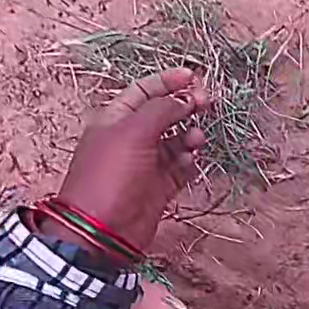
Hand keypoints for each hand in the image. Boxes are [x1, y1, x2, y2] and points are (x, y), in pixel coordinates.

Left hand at [49, 68, 207, 252]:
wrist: (101, 231)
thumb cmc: (110, 176)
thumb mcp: (133, 133)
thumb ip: (161, 110)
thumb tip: (184, 98)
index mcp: (115, 119)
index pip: (143, 91)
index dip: (167, 82)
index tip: (193, 77)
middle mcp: (130, 139)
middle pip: (163, 114)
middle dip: (184, 106)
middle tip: (206, 103)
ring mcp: (145, 164)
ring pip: (174, 141)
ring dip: (188, 135)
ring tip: (196, 139)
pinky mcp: (157, 187)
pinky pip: (179, 168)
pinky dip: (187, 162)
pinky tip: (189, 161)